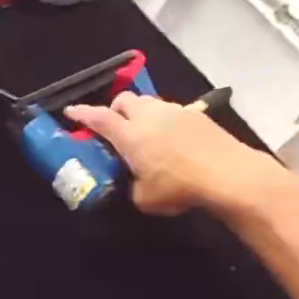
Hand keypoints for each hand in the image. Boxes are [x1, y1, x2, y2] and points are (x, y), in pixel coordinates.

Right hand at [64, 93, 296, 215]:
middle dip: (114, 110)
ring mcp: (174, 111)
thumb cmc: (179, 187)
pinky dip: (163, 121)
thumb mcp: (144, 198)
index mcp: (130, 135)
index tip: (72, 111)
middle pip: (124, 100)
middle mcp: (149, 116)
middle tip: (114, 127)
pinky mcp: (195, 115)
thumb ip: (133, 186)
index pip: (99, 119)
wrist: (226, 174)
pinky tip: (171, 141)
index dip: (83, 114)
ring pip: (149, 103)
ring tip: (144, 134)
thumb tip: (135, 183)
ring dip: (140, 114)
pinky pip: (170, 112)